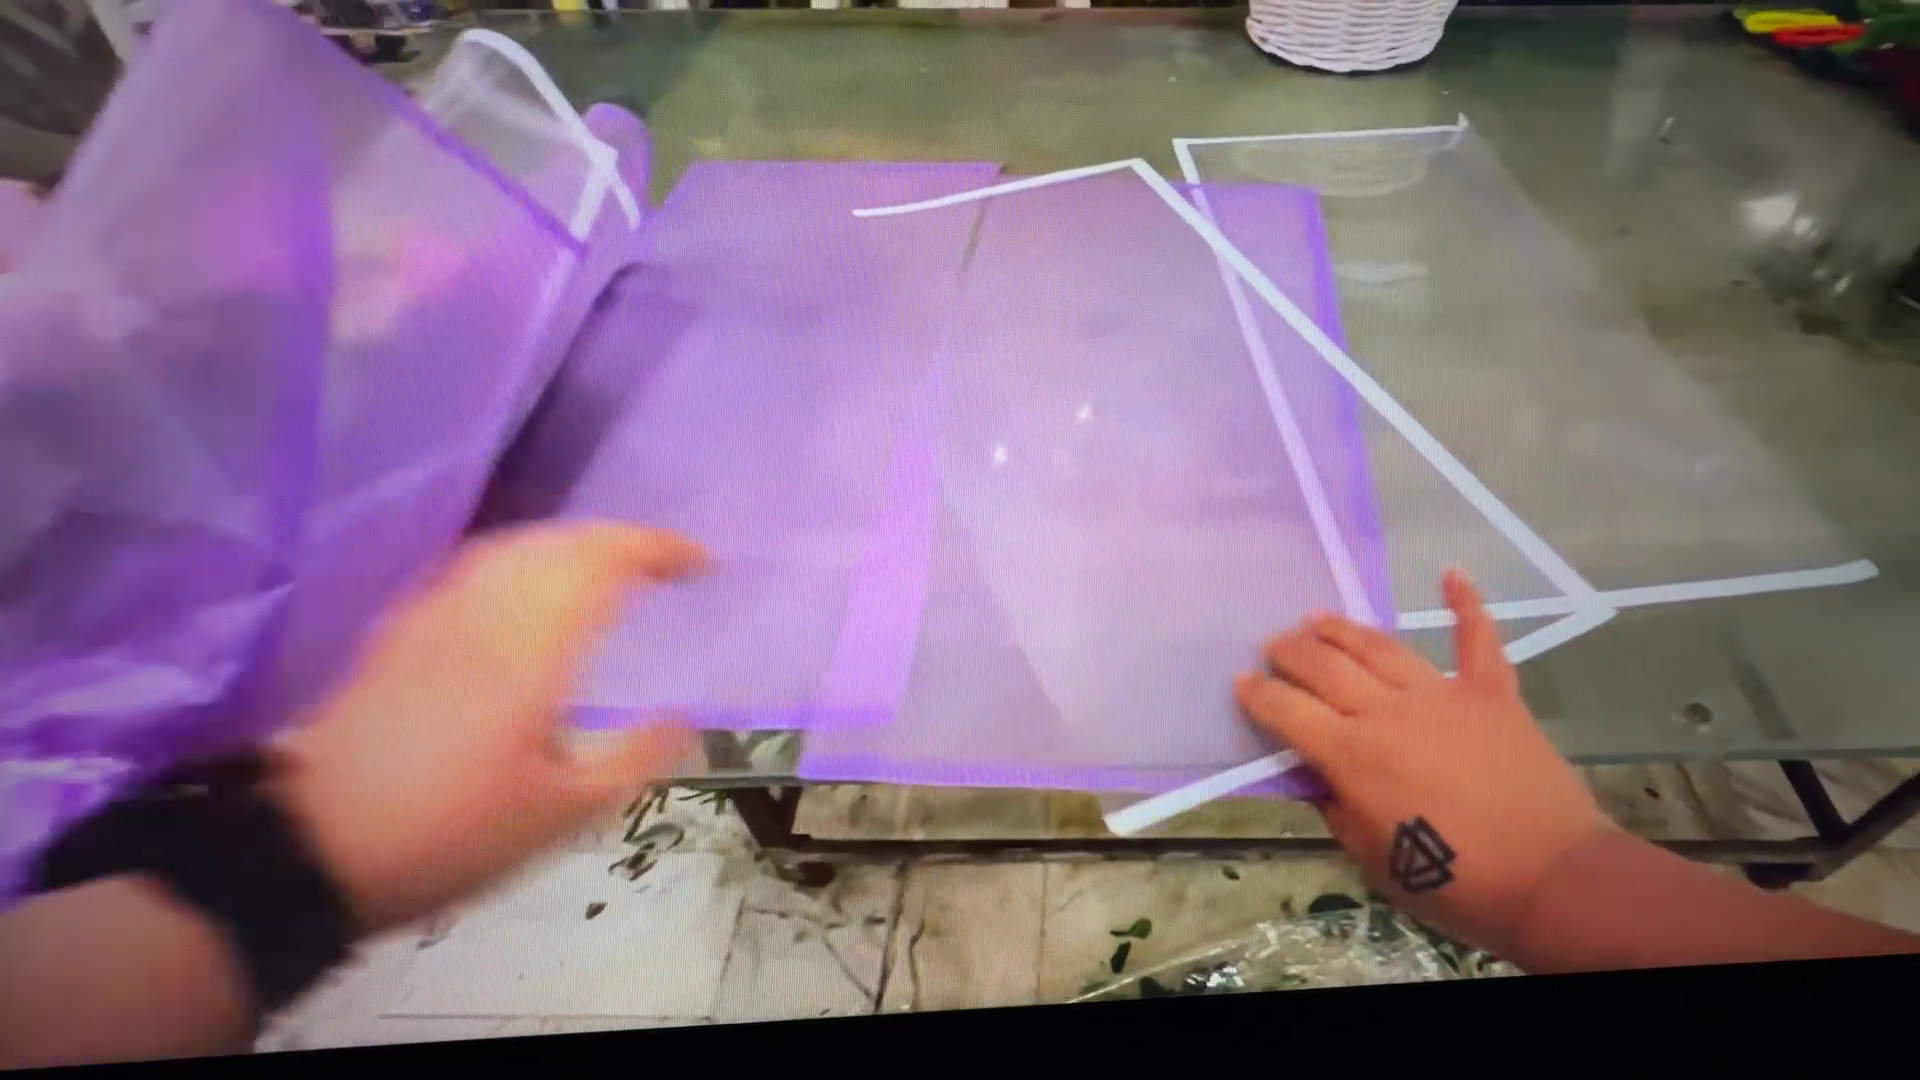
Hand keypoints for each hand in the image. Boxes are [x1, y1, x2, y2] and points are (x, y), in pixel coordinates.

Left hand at [270, 523, 703, 933]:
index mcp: (535, 651)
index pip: (607, 564)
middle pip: (567, 541)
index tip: (701, 563)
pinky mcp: (409, 624)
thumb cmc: (449, 832)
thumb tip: (689, 716)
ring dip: (581, 540)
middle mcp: (490, 613)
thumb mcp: (563, 815)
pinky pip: (483, 560)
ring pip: (523, 543)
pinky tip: (538, 578)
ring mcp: (442, 612)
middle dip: (627, 538)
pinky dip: (531, 553)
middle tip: (669, 561)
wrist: (303, 848)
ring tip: (618, 562)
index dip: (660, 550)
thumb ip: (637, 757)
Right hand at [1236, 570, 1616, 956]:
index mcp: (1351, 754)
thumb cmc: (1453, 881)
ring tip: (1316, 618)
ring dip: (1341, 629)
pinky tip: (1452, 574)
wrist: (1555, 882)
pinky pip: (1477, 642)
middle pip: (1324, 667)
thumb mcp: (1370, 858)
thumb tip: (1315, 774)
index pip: (1286, 710)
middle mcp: (1387, 713)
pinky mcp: (1491, 694)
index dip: (1257, 693)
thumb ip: (1333, 807)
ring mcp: (1441, 696)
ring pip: (1378, 647)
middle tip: (1273, 646)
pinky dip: (1467, 606)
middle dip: (1289, 652)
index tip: (1240, 680)